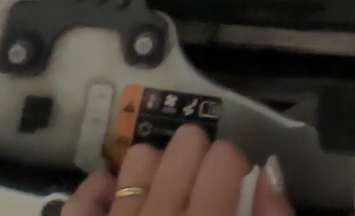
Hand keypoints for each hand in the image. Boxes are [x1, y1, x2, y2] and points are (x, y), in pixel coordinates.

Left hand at [64, 125, 293, 215]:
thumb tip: (272, 168)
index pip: (224, 162)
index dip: (234, 162)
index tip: (237, 179)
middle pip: (184, 151)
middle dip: (198, 156)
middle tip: (203, 180)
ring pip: (137, 165)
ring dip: (154, 167)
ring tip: (164, 188)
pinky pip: (82, 203)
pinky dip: (99, 188)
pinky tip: (116, 193)